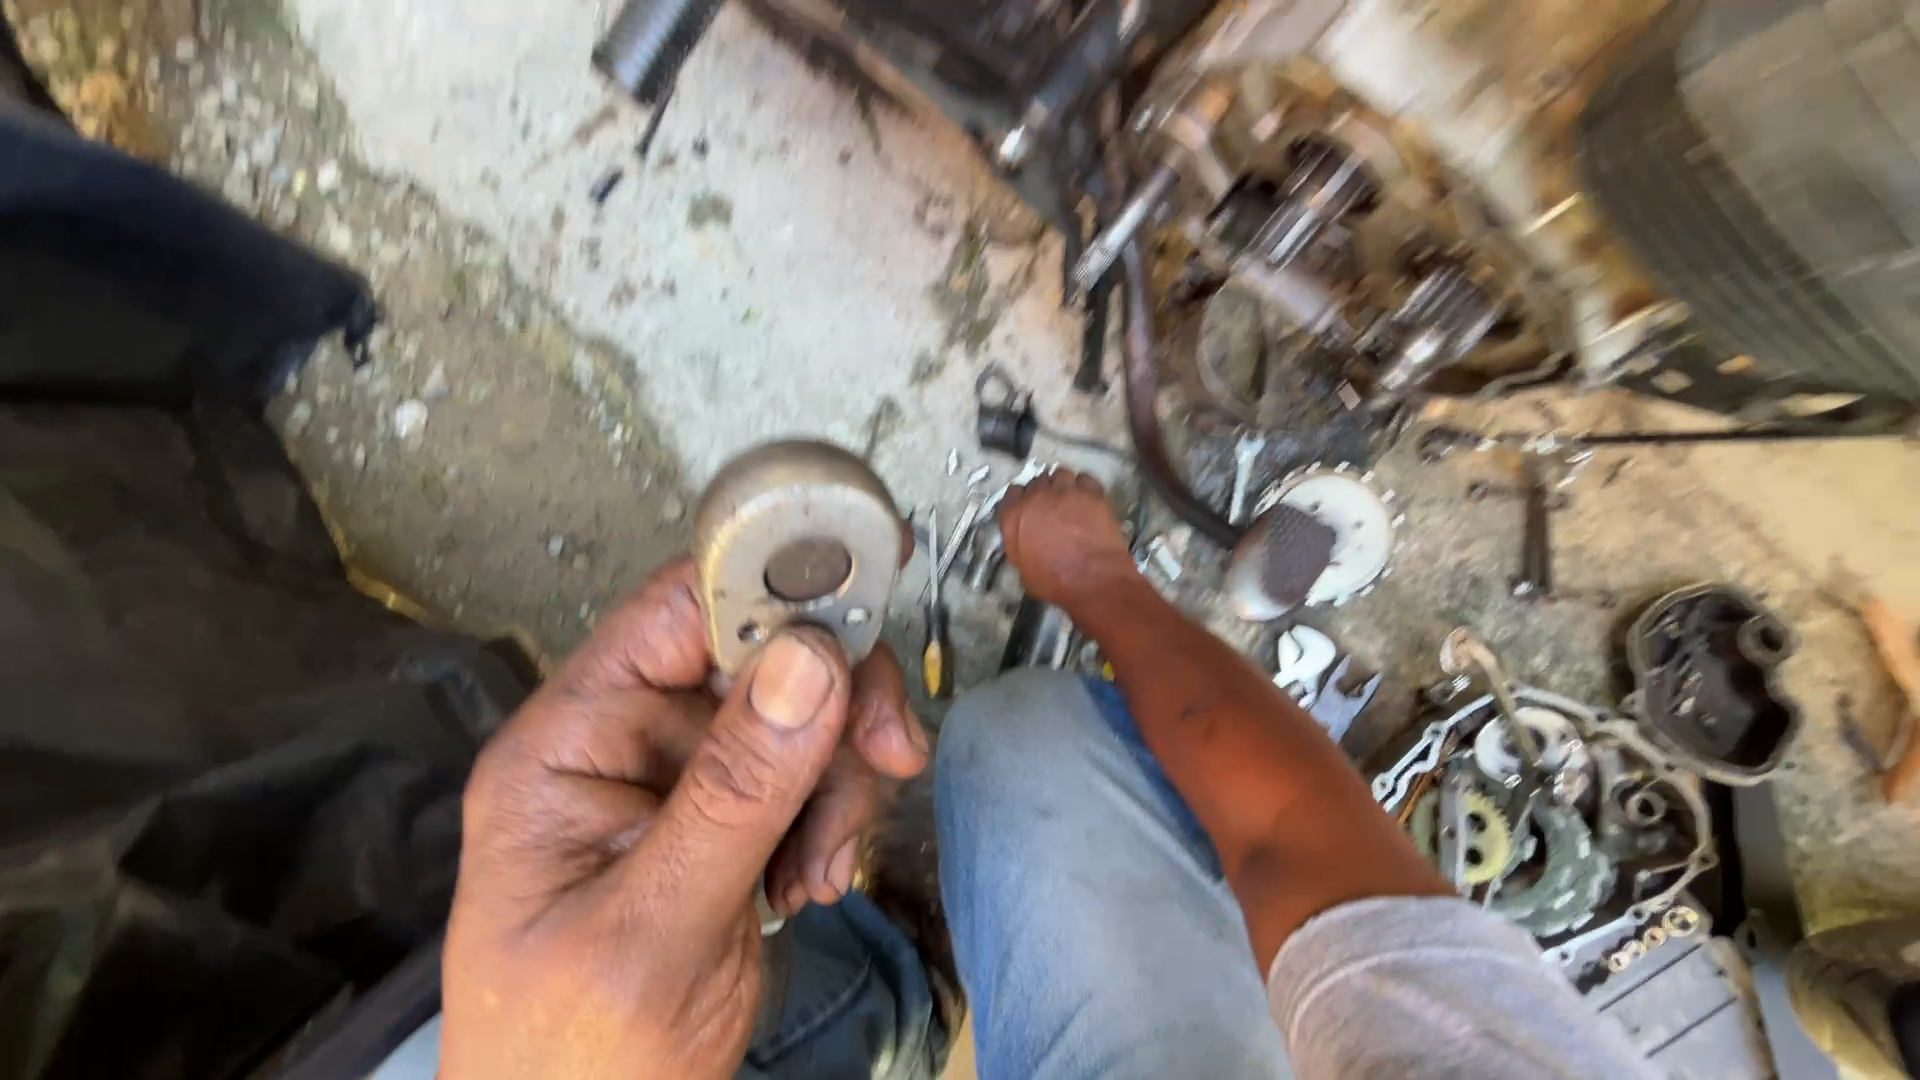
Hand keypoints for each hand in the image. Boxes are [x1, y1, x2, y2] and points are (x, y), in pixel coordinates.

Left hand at [442, 559, 927, 1079]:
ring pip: (807, 710)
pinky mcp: (736, 807)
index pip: (680, 608)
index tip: (869, 582)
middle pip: (766, 652)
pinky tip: (814, 879)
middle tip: (886, 761)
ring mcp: (689, 769)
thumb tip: (812, 659)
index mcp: (577, 735)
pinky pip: (816, 767)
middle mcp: (636, 731)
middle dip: (836, 706)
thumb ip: (734, 793)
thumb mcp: (652, 930)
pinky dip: (837, 813)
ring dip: (840, 778)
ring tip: (823, 866)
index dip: (774, 579)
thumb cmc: (576, 1060)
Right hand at [997, 469, 1138, 607]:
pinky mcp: (1092, 493)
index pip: (1012, 494)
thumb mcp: (1023, 568)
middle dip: (1043, 491)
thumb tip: (1025, 540)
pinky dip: (1085, 486)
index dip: (1021, 500)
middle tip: (1051, 505)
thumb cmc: (1054, 581)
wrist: (1092, 579)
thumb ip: (1020, 544)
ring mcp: (1065, 492)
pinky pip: (1085, 479)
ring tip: (1070, 497)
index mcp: (1014, 515)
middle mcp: (1037, 497)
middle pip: (1037, 481)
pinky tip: (1087, 498)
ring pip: (1061, 474)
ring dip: (1062, 484)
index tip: (1028, 508)